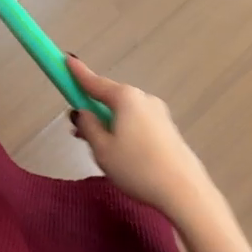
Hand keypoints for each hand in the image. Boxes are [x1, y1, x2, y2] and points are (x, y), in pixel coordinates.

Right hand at [68, 57, 212, 216]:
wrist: (186, 192)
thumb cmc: (138, 168)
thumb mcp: (103, 150)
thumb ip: (89, 127)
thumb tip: (82, 112)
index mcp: (125, 98)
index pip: (94, 82)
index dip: (77, 73)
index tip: (66, 58)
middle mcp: (143, 98)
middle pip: (111, 98)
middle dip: (94, 108)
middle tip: (79, 130)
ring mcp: (160, 113)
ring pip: (126, 113)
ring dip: (110, 123)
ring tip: (102, 149)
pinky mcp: (170, 131)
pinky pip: (140, 124)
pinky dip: (126, 131)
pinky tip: (125, 155)